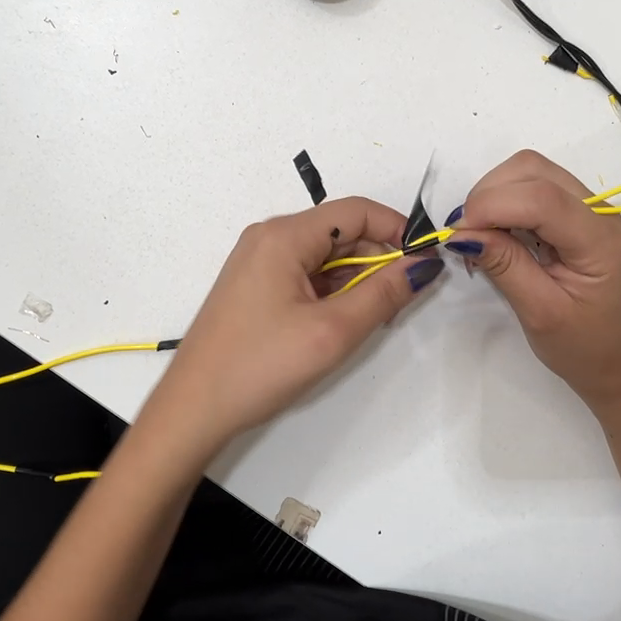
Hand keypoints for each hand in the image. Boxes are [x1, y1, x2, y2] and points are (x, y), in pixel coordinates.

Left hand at [140, 197, 444, 455]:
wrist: (193, 410)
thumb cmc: (260, 366)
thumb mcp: (332, 332)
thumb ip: (383, 293)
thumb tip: (424, 263)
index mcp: (284, 235)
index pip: (357, 211)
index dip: (398, 230)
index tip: (427, 263)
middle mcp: (269, 237)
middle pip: (341, 230)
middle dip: (378, 258)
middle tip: (401, 301)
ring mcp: (258, 261)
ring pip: (326, 254)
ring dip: (357, 278)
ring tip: (373, 317)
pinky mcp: (255, 286)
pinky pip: (306, 273)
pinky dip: (333, 290)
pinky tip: (343, 322)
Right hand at [449, 150, 620, 410]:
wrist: (611, 360)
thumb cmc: (580, 345)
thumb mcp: (539, 313)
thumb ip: (505, 266)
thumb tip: (462, 233)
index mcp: (598, 239)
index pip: (542, 199)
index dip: (492, 206)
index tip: (457, 235)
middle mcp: (596, 210)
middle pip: (532, 170)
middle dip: (488, 195)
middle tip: (466, 237)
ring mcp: (585, 205)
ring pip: (528, 170)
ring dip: (493, 194)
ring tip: (480, 236)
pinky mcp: (571, 209)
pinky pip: (530, 184)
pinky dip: (502, 199)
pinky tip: (495, 232)